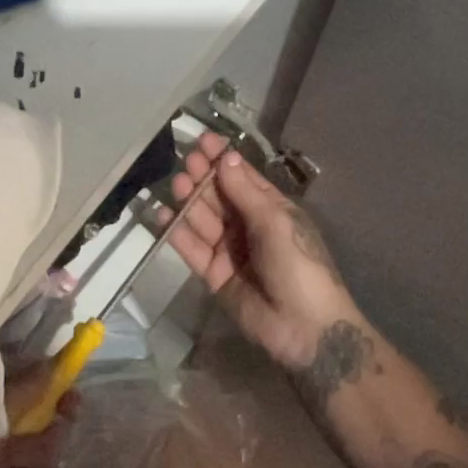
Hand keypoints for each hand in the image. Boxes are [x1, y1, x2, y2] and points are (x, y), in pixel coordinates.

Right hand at [155, 133, 361, 368]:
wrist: (304, 327)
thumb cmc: (300, 265)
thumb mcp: (275, 222)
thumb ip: (245, 192)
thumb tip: (226, 158)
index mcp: (271, 210)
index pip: (242, 178)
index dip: (223, 159)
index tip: (203, 140)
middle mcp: (247, 226)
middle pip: (218, 196)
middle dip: (202, 177)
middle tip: (186, 161)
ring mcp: (228, 250)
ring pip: (202, 219)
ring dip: (189, 201)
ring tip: (175, 185)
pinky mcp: (212, 274)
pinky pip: (191, 248)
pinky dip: (176, 232)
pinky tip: (163, 215)